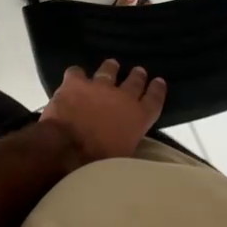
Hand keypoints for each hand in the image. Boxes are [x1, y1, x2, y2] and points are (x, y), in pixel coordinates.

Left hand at [40, 59, 167, 163]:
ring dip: (110, 68)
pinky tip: (75, 76)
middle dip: (137, 76)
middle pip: (135, 81)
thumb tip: (127, 135)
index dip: (157, 89)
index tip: (159, 82)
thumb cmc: (99, 161)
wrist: (68, 148)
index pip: (154, 99)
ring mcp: (99, 86)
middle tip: (138, 71)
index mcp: (138, 116)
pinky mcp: (76, 83)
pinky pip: (77, 72)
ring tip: (111, 65)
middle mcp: (123, 97)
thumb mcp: (125, 154)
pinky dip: (77, 75)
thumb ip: (129, 138)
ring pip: (108, 71)